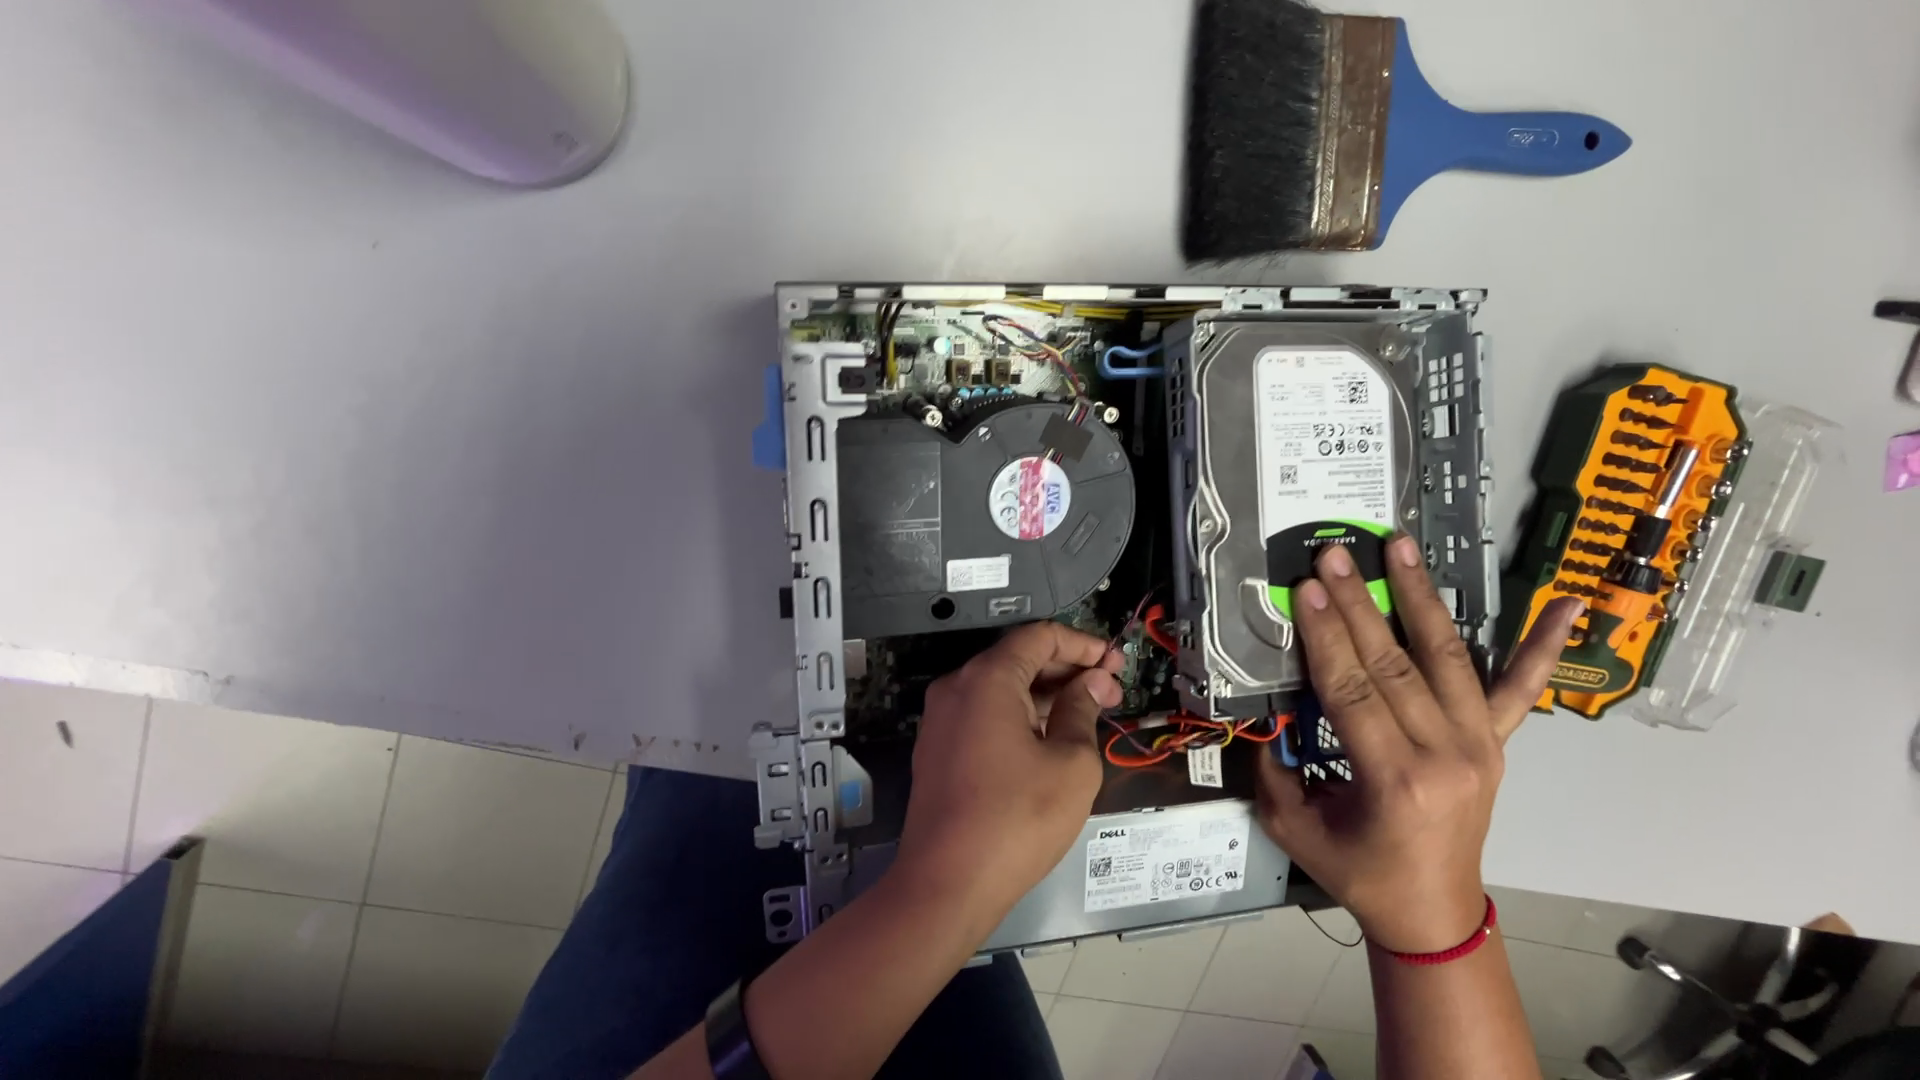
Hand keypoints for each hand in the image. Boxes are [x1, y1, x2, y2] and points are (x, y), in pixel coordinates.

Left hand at [895, 622, 1123, 930]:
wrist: (947, 882)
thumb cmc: (1017, 820)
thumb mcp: (1071, 764)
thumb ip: (1082, 711)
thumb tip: (1091, 683)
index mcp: (987, 678)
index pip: (1039, 636)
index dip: (1082, 644)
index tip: (1114, 662)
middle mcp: (956, 688)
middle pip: (1018, 658)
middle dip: (1067, 669)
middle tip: (1110, 691)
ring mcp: (941, 719)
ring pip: (1000, 688)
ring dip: (1045, 695)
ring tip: (1088, 715)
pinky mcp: (938, 749)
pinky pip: (984, 715)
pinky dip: (1019, 716)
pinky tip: (1050, 738)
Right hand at [1256, 536, 1583, 953]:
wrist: (1432, 910)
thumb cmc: (1360, 872)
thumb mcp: (1294, 828)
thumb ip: (1273, 768)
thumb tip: (1265, 707)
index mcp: (1396, 780)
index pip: (1354, 691)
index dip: (1328, 636)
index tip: (1307, 588)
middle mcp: (1448, 755)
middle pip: (1396, 664)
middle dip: (1359, 604)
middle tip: (1334, 556)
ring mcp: (1482, 745)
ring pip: (1449, 658)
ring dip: (1422, 597)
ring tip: (1401, 546)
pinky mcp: (1498, 744)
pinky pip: (1518, 690)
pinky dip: (1540, 646)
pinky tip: (1566, 604)